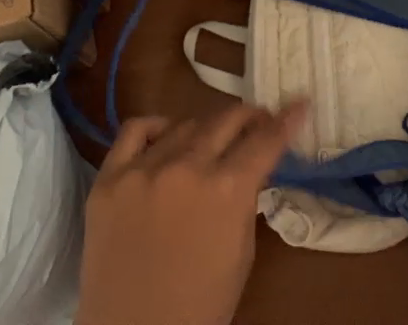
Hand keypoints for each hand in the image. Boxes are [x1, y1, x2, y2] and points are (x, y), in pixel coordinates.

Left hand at [75, 100, 308, 324]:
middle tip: (259, 121)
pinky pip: (135, 131)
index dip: (287, 119)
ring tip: (212, 141)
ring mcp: (143, 169)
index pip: (265, 140)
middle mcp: (186, 167)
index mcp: (226, 190)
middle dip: (250, 117)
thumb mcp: (241, 253)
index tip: (298, 104)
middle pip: (226, 120)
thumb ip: (245, 200)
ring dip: (207, 129)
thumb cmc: (200, 304)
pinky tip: (167, 138)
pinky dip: (157, 128)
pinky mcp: (109, 178)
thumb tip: (250, 166)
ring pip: (185, 124)